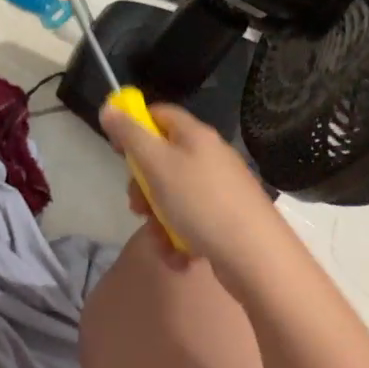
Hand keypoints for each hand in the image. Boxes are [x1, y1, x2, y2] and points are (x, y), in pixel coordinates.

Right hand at [100, 102, 284, 277]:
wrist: (259, 260)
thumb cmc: (201, 203)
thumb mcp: (156, 164)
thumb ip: (129, 134)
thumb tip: (109, 107)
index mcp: (195, 136)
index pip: (158, 114)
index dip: (134, 126)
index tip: (118, 149)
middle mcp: (210, 157)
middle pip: (162, 160)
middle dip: (143, 186)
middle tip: (137, 205)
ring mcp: (221, 190)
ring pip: (173, 195)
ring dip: (158, 219)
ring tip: (160, 240)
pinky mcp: (228, 220)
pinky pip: (191, 220)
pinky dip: (179, 237)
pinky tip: (177, 255)